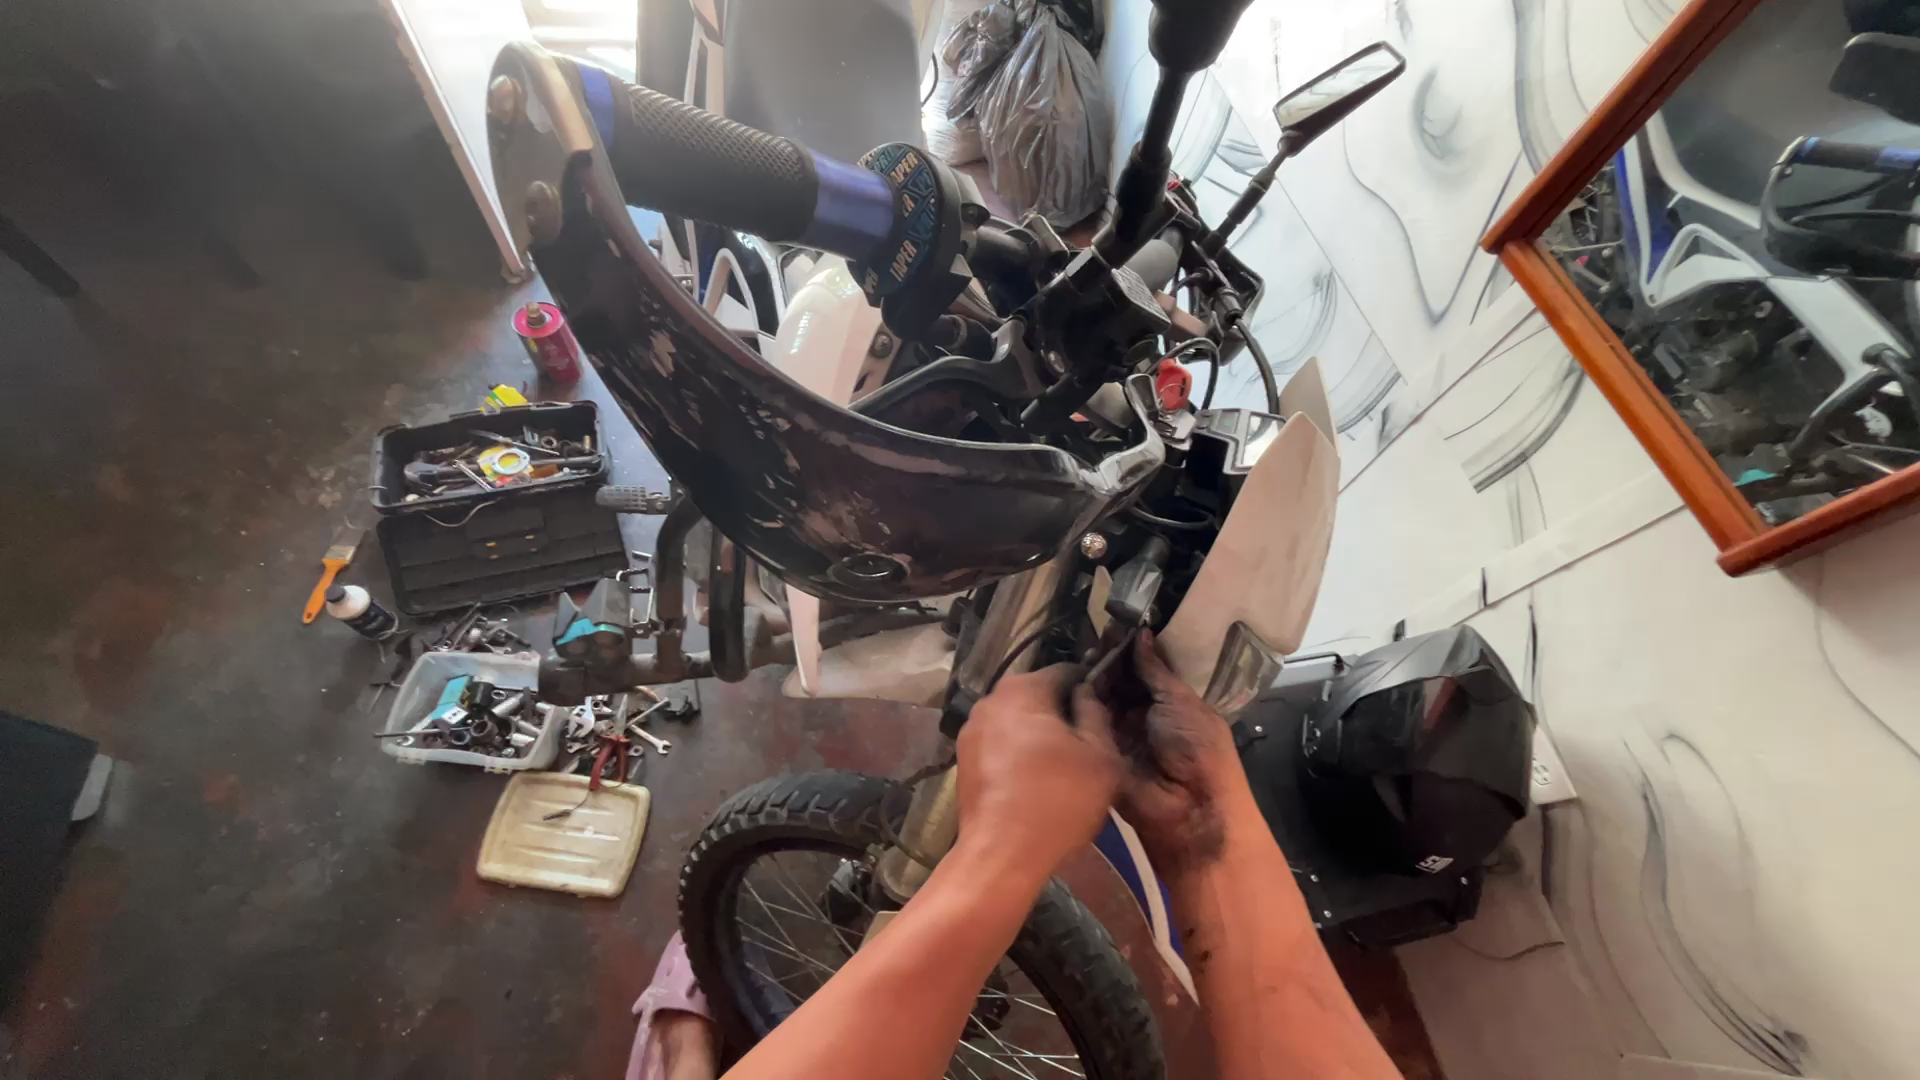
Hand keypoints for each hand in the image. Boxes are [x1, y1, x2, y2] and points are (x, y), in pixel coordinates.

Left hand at [956, 664, 1122, 871]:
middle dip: (1063, 713)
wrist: (1001, 854)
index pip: (1066, 671)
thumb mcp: (1099, 755)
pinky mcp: (964, 759)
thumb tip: (1087, 693)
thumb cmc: (1058, 799)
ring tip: (1065, 768)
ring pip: (1018, 721)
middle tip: (1090, 744)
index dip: (1091, 687)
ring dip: (1040, 736)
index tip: (1107, 712)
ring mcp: (971, 729)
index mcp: (1022, 688)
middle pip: (1039, 695)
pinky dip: (1019, 756)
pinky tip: (1037, 783)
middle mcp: (990, 699)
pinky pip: (1001, 745)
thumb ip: (1096, 713)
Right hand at [1103, 631, 1251, 878]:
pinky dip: (1083, 698)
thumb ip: (1155, 669)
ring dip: (1096, 674)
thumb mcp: (1181, 701)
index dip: (1130, 648)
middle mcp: (1141, 715)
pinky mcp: (1097, 748)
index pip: (1144, 669)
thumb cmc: (1197, 749)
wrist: (1188, 809)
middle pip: (1120, 680)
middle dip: (1110, 658)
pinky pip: (1087, 718)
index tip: (1117, 624)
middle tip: (1098, 634)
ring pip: (1102, 696)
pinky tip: (1077, 676)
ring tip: (1089, 650)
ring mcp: (1118, 732)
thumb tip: (1142, 634)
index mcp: (1169, 703)